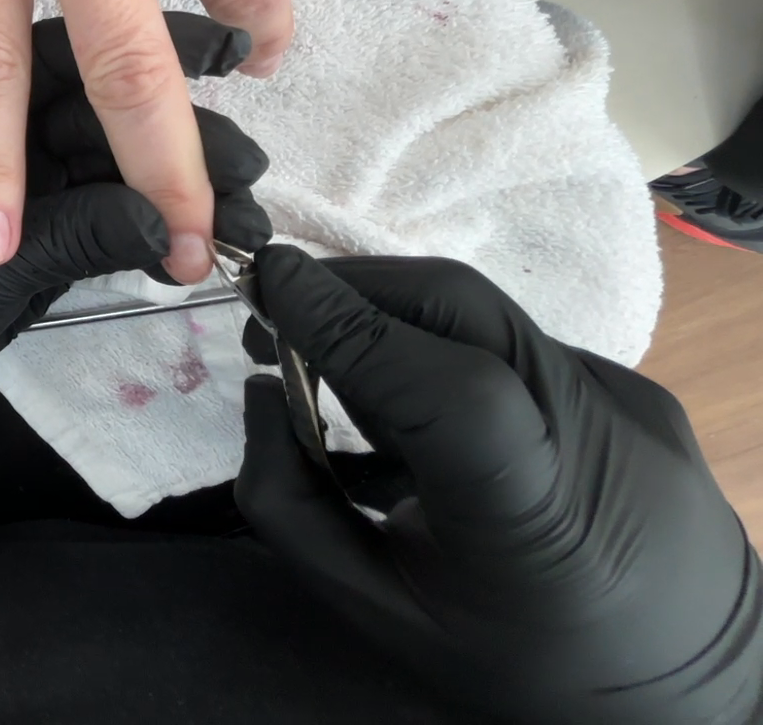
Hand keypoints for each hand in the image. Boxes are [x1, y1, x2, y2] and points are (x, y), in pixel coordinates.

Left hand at [0, 15, 270, 385]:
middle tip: (247, 159)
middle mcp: (6, 131)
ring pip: (117, 162)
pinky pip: (114, 210)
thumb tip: (165, 221)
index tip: (224, 55)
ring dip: (177, 185)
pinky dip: (157, 224)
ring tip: (246, 211)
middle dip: (175, 134)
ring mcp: (34, 174)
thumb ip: (77, 234)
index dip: (140, 57)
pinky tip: (207, 236)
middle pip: (104, 110)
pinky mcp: (55, 218)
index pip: (62, 63)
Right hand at [236, 246, 762, 723]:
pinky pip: (501, 337)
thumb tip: (262, 390)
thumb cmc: (514, 662)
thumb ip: (284, 496)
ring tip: (323, 356)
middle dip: (346, 287)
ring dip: (378, 307)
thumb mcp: (368, 603)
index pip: (442, 386)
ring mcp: (629, 404)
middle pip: (460, 305)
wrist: (701, 700)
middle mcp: (601, 439)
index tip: (263, 281)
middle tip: (272, 314)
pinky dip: (427, 340)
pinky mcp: (634, 391)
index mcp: (535, 519)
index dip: (343, 320)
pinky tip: (409, 398)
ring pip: (478, 308)